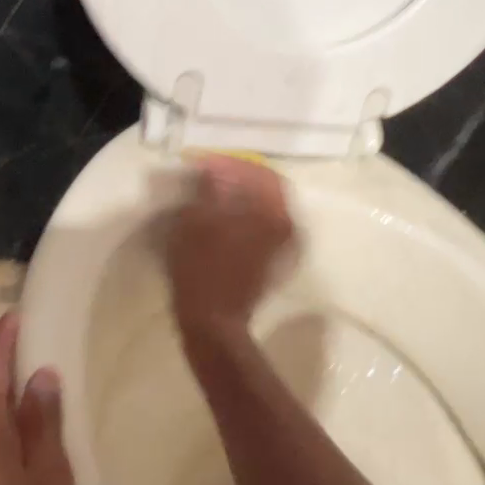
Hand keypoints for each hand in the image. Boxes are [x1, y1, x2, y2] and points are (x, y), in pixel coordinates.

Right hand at [167, 154, 297, 352]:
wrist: (213, 321)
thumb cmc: (200, 269)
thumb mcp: (196, 221)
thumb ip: (210, 189)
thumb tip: (216, 169)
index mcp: (273, 212)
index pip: (258, 172)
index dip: (229, 163)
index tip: (204, 163)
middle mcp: (288, 225)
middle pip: (267, 186)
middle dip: (239, 176)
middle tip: (211, 174)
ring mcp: (285, 243)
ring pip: (268, 204)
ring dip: (244, 194)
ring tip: (216, 193)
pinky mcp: (275, 257)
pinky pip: (265, 223)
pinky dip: (247, 213)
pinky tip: (225, 216)